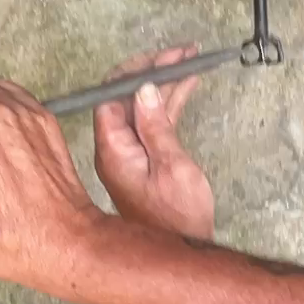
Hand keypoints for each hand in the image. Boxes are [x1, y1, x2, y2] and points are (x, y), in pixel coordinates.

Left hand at [93, 46, 213, 239]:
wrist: (181, 251)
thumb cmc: (177, 218)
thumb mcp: (173, 168)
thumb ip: (156, 126)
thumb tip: (144, 89)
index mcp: (113, 148)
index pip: (113, 95)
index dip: (135, 71)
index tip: (161, 56)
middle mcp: (116, 147)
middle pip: (127, 96)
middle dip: (154, 70)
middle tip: (181, 52)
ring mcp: (130, 152)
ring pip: (144, 105)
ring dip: (166, 82)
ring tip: (190, 60)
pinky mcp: (146, 157)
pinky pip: (154, 121)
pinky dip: (170, 102)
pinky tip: (188, 84)